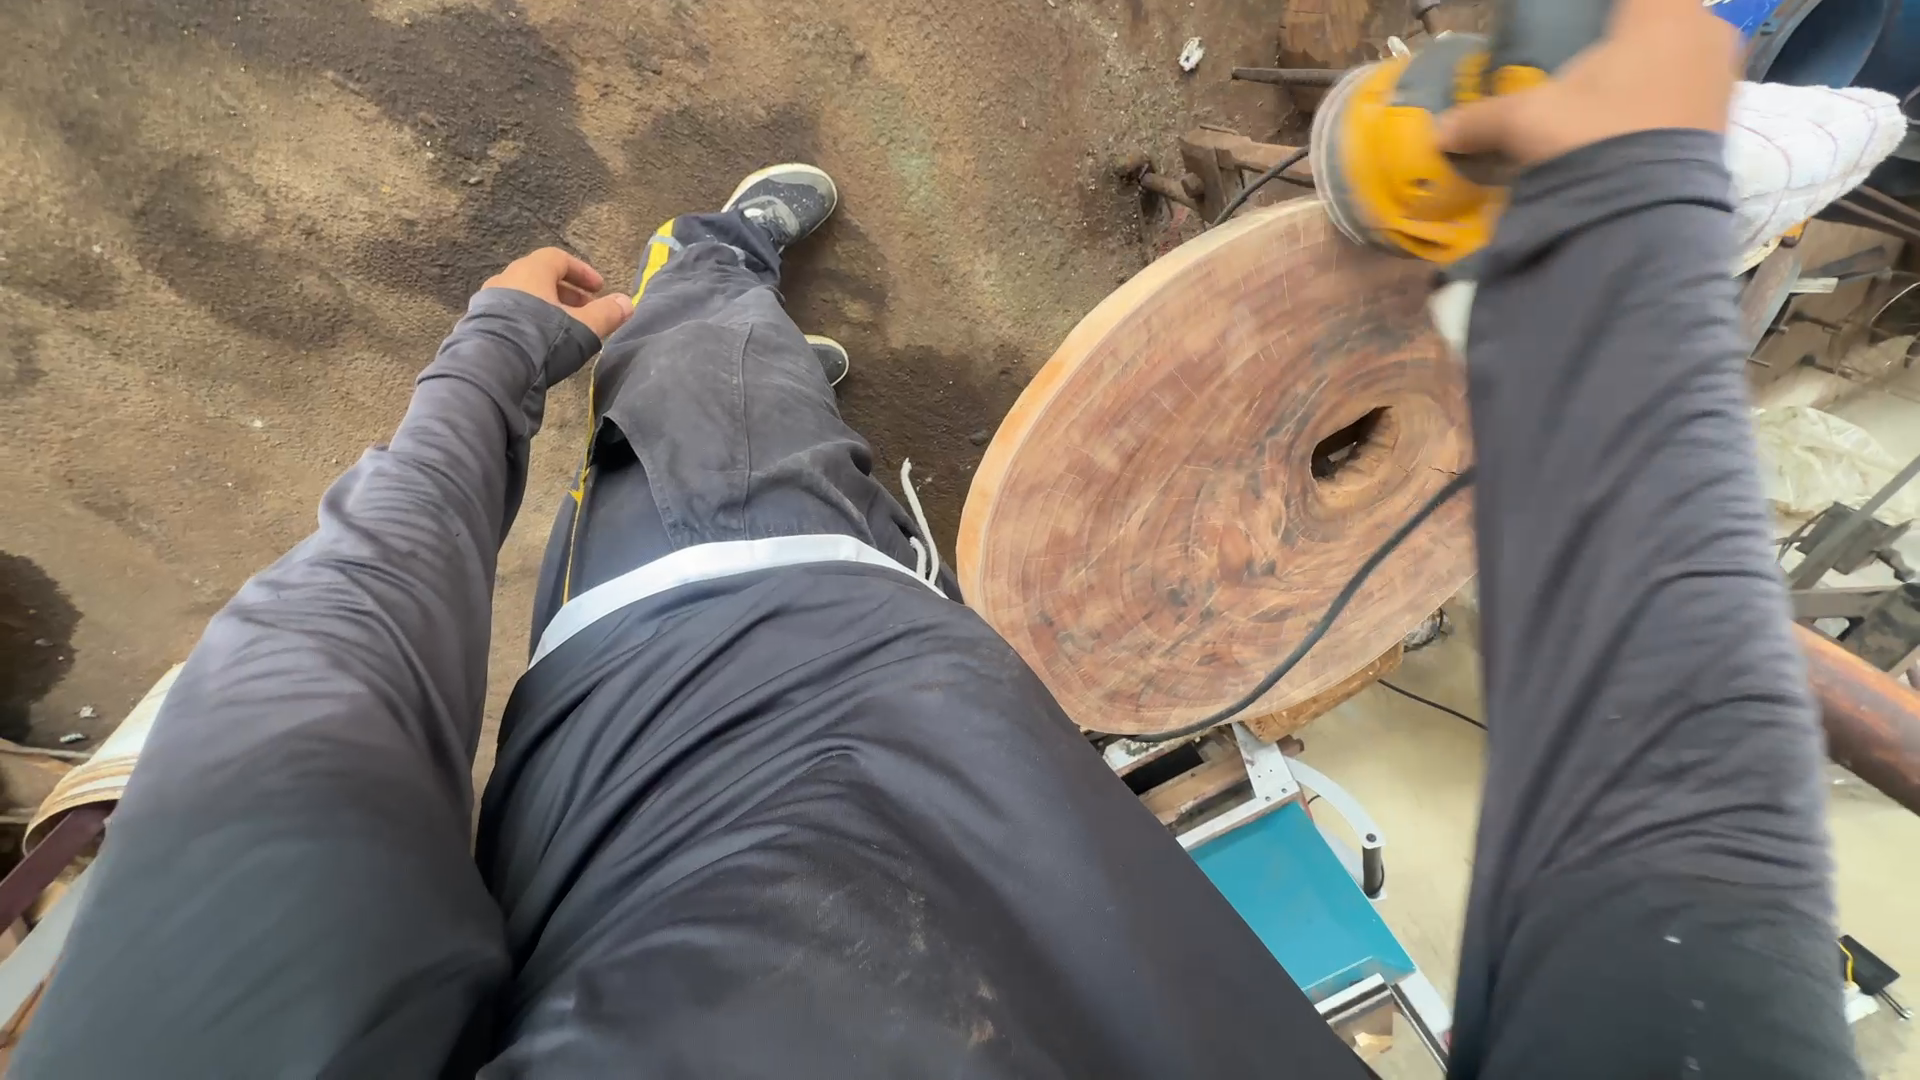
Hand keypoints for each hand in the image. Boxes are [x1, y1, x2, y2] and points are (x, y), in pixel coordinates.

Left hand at [483, 248, 634, 339]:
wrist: (496, 364)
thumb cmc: (544, 337)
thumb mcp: (585, 326)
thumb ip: (607, 313)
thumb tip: (627, 302)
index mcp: (531, 272)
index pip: (558, 259)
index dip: (582, 272)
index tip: (599, 289)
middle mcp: (507, 279)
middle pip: (540, 277)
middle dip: (567, 292)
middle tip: (586, 309)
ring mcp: (490, 301)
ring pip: (525, 296)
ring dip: (549, 307)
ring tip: (566, 328)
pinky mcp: (482, 323)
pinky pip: (512, 313)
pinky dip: (531, 319)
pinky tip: (542, 340)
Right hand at [1434, 0, 1739, 166]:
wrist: (1643, 210)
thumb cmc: (1590, 137)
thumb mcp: (1524, 122)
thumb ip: (1482, 118)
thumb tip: (1440, 130)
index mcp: (1663, 13)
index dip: (1593, 11)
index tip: (1570, 24)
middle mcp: (1704, 30)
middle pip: (1653, 23)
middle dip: (1615, 42)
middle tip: (1577, 69)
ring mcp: (1720, 75)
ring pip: (1669, 58)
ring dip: (1633, 77)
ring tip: (1592, 108)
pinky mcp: (1719, 117)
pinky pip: (1678, 94)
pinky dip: (1647, 106)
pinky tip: (1614, 134)